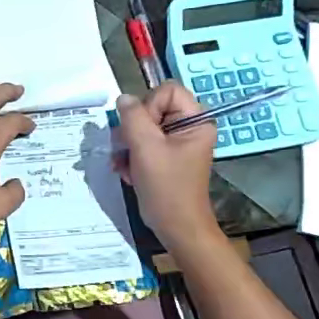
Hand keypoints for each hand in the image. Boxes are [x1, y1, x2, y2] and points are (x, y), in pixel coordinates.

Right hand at [115, 82, 221, 252]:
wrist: (177, 228)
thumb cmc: (166, 188)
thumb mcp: (146, 149)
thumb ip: (133, 117)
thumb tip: (123, 99)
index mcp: (195, 121)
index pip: (167, 90)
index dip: (149, 106)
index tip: (144, 133)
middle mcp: (188, 128)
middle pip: (153, 107)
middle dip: (134, 129)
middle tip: (129, 149)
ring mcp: (176, 143)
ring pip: (144, 127)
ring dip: (129, 145)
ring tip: (126, 165)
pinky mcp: (165, 158)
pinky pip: (143, 144)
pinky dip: (132, 157)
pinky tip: (129, 172)